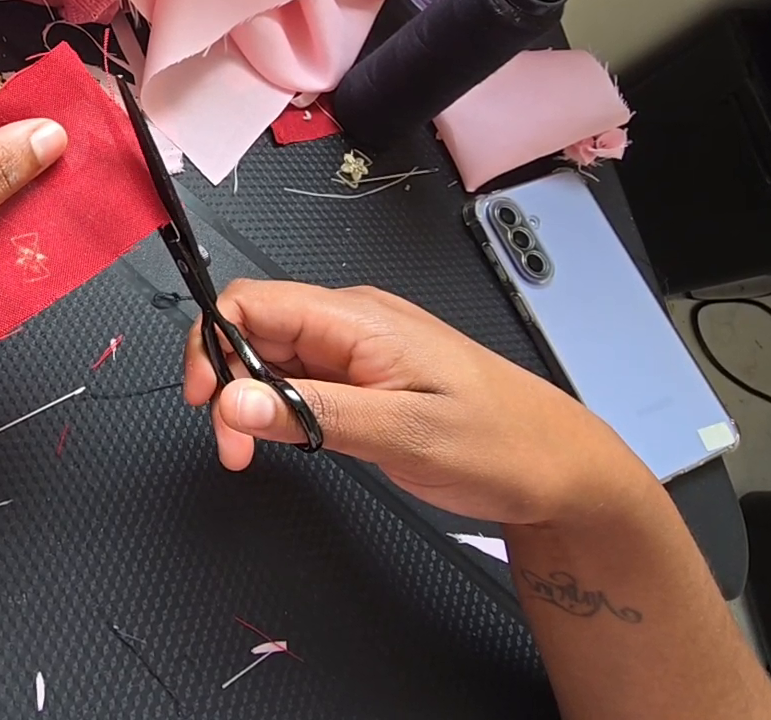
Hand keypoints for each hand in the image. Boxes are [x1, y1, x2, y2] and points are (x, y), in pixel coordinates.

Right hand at [184, 280, 651, 526]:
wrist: (564, 469)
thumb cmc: (501, 444)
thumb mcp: (402, 433)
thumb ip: (310, 414)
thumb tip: (231, 400)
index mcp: (355, 317)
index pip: (252, 302)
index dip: (213, 343)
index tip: (206, 400)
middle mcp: (347, 322)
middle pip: (253, 330)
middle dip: (227, 382)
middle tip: (234, 443)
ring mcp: (353, 348)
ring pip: (270, 357)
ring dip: (250, 400)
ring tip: (257, 449)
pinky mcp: (358, 374)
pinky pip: (297, 378)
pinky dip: (278, 407)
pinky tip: (291, 436)